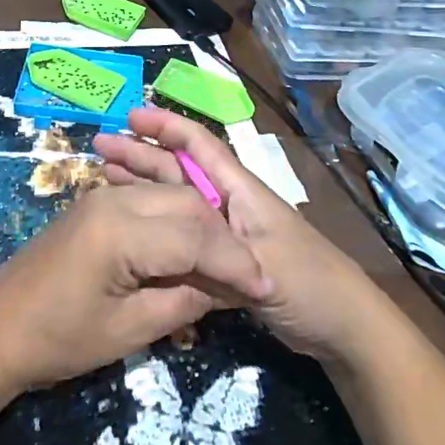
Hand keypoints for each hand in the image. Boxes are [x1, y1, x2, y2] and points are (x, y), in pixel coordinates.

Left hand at [0, 183, 270, 391]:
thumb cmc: (59, 338)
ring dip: (201, 225)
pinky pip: (149, 199)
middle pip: (187, 203)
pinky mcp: (96, 201)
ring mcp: (102, 195)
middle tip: (247, 276)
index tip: (264, 287)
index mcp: (120, 230)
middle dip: (222, 237)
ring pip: (171, 195)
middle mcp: (114, 199)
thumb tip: (227, 289)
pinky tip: (188, 247)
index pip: (196, 236)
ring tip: (222, 263)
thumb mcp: (128, 330)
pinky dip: (176, 220)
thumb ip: (183, 302)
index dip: (234, 262)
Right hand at [95, 109, 394, 365]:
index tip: (130, 116)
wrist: (344, 327)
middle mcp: (228, 203)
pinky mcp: (224, 258)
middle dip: (142, 154)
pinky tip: (133, 228)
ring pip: (176, 199)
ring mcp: (226, 231)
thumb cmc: (308, 283)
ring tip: (105, 177)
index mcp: (240, 190)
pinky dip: (156, 224)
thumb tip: (168, 242)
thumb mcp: (261, 266)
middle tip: (100, 147)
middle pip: (178, 169)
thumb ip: (215, 251)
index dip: (165, 126)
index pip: (198, 146)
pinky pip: (182, 233)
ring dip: (143, 186)